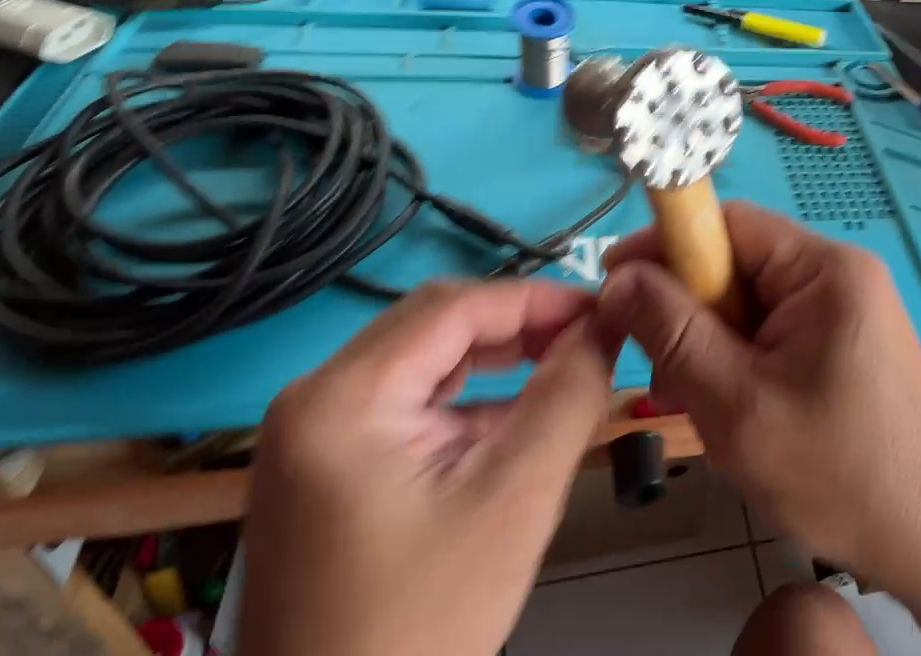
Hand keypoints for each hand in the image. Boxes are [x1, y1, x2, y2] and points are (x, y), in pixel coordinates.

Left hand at [240, 281, 620, 655]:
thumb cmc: (425, 621)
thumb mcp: (514, 499)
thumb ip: (568, 396)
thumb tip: (606, 323)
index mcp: (341, 398)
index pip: (452, 307)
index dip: (536, 298)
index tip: (604, 309)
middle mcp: (314, 399)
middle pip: (432, 326)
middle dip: (518, 326)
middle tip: (591, 338)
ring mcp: (314, 434)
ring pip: (424, 362)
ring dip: (497, 359)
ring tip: (567, 366)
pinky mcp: (327, 466)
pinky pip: (409, 405)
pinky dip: (468, 401)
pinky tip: (518, 417)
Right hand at [597, 203, 920, 582]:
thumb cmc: (835, 472)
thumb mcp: (736, 404)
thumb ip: (672, 332)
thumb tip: (619, 277)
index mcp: (826, 270)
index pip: (729, 222)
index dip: (665, 244)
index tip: (614, 284)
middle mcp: (840, 275)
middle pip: (737, 264)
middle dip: (687, 312)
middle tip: (658, 372)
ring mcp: (845, 311)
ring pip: (749, 304)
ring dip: (709, 345)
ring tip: (692, 402)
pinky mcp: (842, 344)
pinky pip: (771, 333)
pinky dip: (738, 363)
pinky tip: (728, 411)